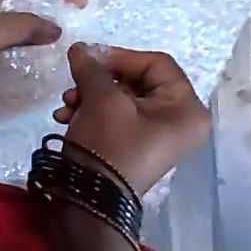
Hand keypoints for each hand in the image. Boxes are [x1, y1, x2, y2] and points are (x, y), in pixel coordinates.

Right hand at [54, 42, 210, 196]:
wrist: (90, 202)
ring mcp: (155, 137)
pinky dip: (90, 114)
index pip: (156, 64)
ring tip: (65, 105)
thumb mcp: (101, 101)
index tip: (87, 58)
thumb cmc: (108, 146)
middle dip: (99, 81)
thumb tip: (80, 48)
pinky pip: (115, 119)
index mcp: (186, 109)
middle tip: (73, 84)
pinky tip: (66, 117)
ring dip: (89, 97)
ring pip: (121, 100)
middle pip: (137, 82)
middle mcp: (178, 122)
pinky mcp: (134, 148)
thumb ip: (92, 69)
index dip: (119, 57)